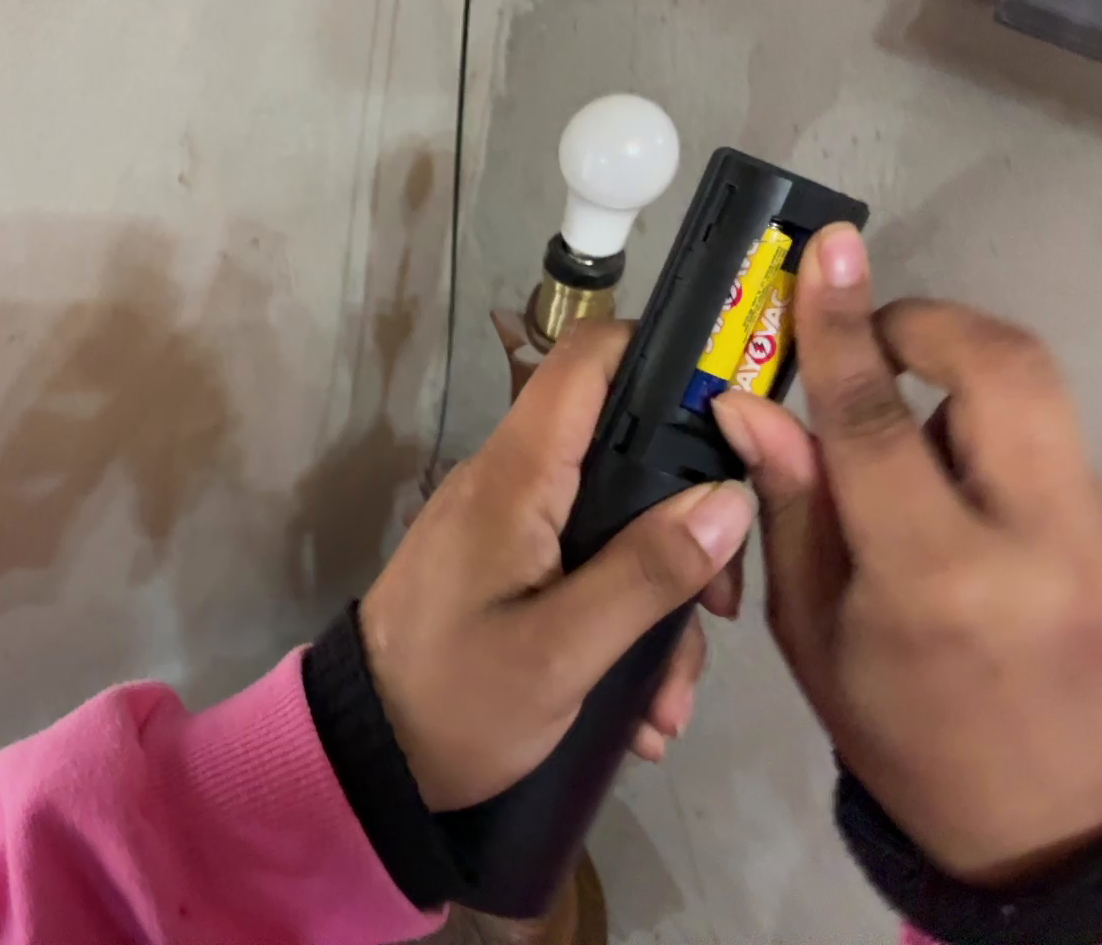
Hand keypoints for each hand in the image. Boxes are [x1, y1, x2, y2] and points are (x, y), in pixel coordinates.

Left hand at [360, 320, 752, 811]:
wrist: (369, 745)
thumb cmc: (458, 698)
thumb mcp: (564, 650)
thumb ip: (646, 571)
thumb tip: (727, 500)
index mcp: (514, 477)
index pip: (582, 362)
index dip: (658, 356)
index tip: (732, 410)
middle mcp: (506, 483)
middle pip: (618, 454)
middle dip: (682, 526)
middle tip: (718, 609)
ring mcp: (502, 525)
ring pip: (608, 527)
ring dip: (652, 604)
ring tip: (665, 702)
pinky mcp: (499, 566)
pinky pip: (577, 568)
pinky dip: (614, 625)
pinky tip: (636, 708)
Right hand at [712, 224, 1101, 885]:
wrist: (1045, 814)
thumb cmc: (886, 718)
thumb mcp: (804, 618)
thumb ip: (789, 503)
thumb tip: (749, 407)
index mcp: (937, 577)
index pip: (876, 424)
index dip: (841, 331)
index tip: (829, 251)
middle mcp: (1049, 541)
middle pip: (1007, 370)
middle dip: (927, 323)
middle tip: (860, 335)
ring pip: (1022, 404)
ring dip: (942, 398)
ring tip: (890, 463)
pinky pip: (1040, 447)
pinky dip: (975, 445)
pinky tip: (947, 507)